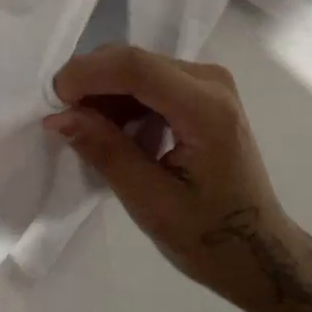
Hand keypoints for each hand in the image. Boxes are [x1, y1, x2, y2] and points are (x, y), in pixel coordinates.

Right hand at [45, 48, 311, 311]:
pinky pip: (154, 80)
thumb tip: (59, 116)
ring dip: (107, 94)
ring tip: (92, 136)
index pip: (137, 67)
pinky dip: (127, 100)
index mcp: (206, 109)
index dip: (88, 74)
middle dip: (93, 83)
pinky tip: (118, 134)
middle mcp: (211, 81)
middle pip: (137, 61)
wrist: (259, 250)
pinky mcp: (205, 92)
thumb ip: (106, 151)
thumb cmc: (209, 237)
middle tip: (65, 123)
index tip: (52, 101)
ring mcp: (211, 83)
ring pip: (141, 67)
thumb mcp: (151, 202)